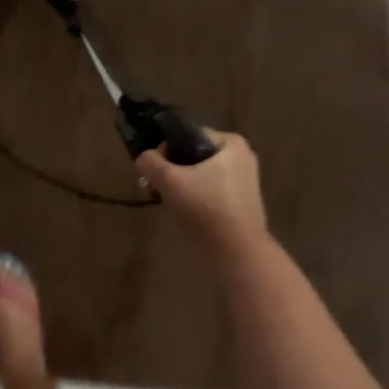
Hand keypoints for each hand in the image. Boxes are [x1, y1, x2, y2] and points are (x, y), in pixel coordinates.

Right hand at [136, 129, 266, 257]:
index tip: (156, 170)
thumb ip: (151, 163)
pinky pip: (211, 192)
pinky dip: (197, 199)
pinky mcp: (242, 204)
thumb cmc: (206, 208)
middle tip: (160, 188)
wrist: (237, 253)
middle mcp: (242, 158)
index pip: (188, 135)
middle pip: (195, 156)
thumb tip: (144, 159)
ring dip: (183, 186)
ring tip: (171, 202)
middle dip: (174, 170)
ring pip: (202, 175)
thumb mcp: (170, 180)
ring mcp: (245, 182)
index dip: (166, 149)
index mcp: (231, 144)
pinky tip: (187, 214)